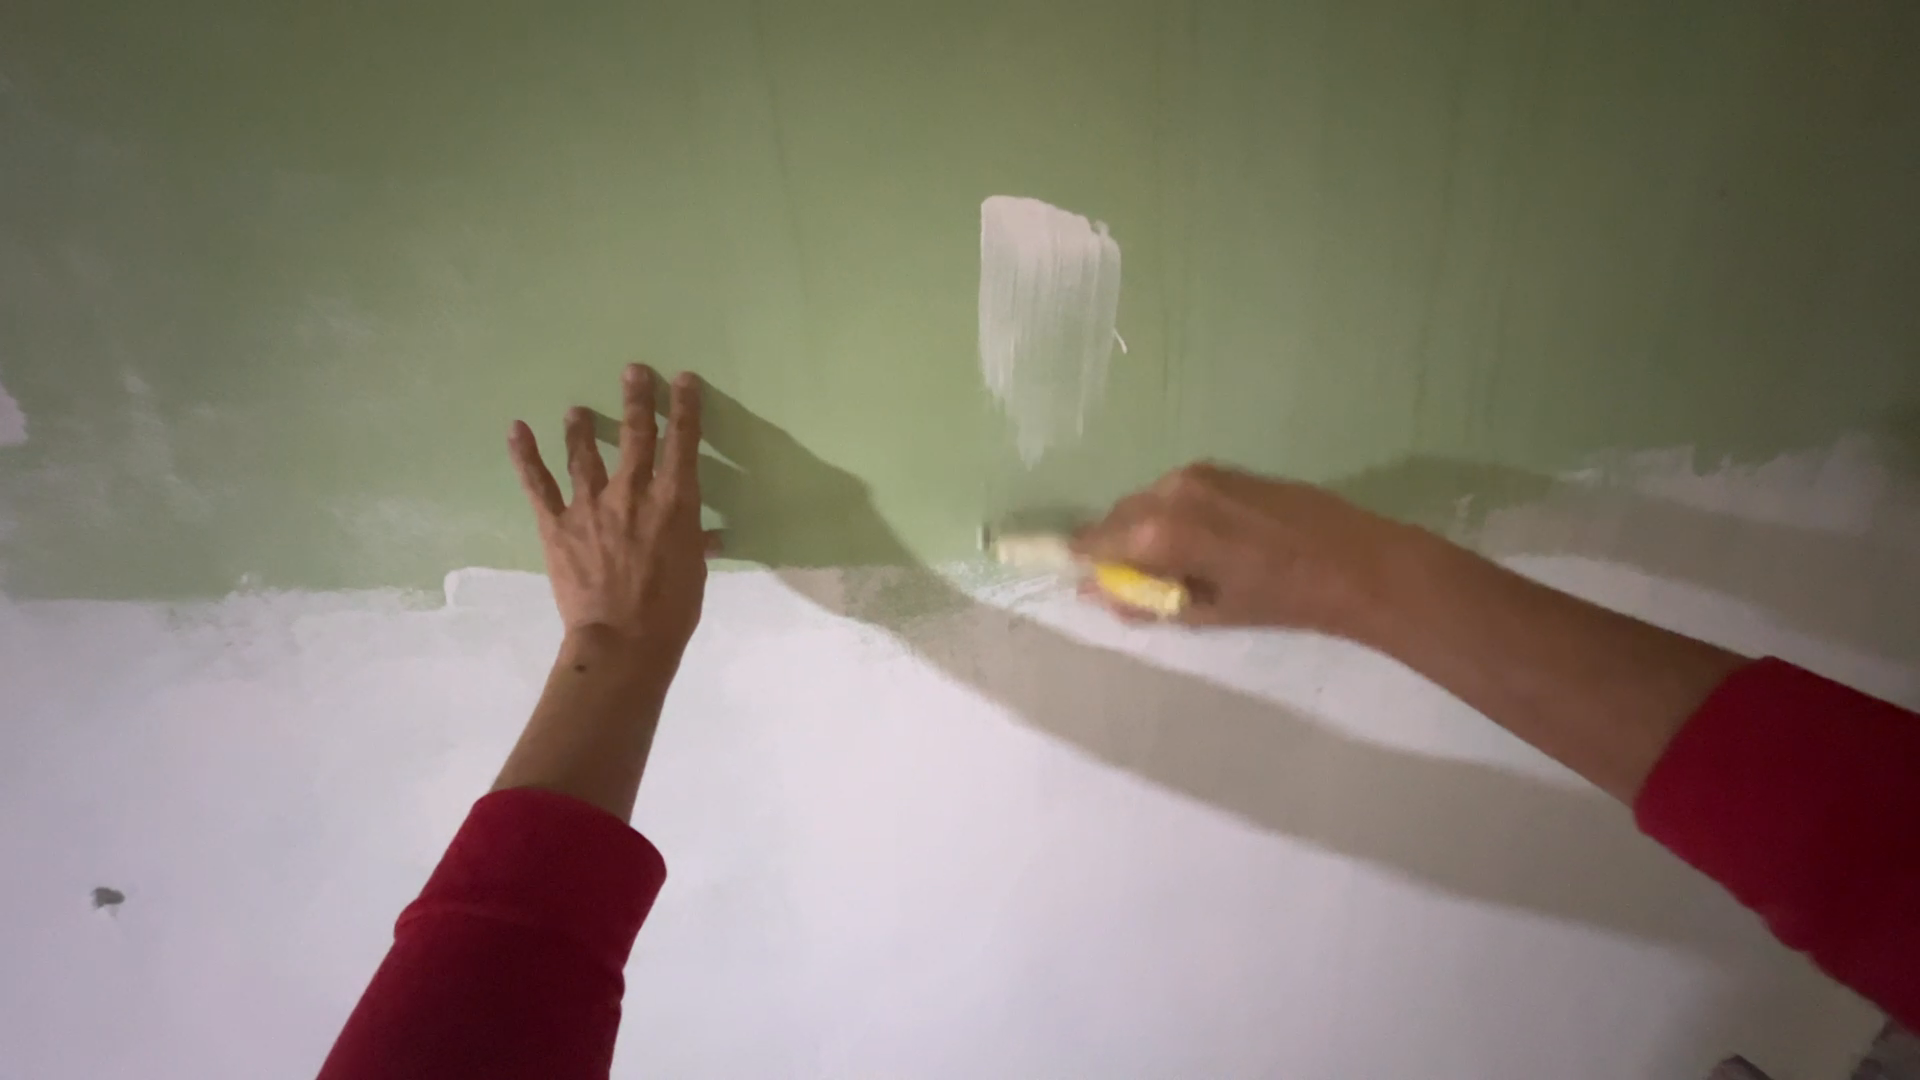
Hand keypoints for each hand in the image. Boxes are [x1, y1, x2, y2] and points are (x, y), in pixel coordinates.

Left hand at [507, 364, 717, 667]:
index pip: (682, 444)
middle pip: (636, 435)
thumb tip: (707, 536)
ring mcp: (591, 506)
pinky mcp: (557, 524)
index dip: (684, 408)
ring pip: (585, 454)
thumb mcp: (695, 572)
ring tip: (577, 409)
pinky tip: (517, 429)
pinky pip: (538, 484)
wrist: (622, 640)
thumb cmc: (672, 609)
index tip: (682, 380)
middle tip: (633, 371)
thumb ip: (696, 544)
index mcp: (673, 502)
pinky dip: (525, 456)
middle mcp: (633, 493)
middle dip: (637, 400)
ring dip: (582, 428)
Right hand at [1073, 463, 1409, 636]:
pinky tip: (1197, 537)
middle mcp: (1169, 491)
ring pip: (1143, 502)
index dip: (1083, 560)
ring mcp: (1195, 474)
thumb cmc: (1279, 598)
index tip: (1087, 578)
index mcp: (1162, 531)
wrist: (1355, 560)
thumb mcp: (1205, 612)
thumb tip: (1095, 594)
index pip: (1093, 540)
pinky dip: (1167, 513)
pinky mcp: (1217, 467)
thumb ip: (1143, 600)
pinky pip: (1170, 491)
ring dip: (1142, 528)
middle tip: (1134, 577)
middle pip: (1116, 517)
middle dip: (1114, 545)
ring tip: (1172, 560)